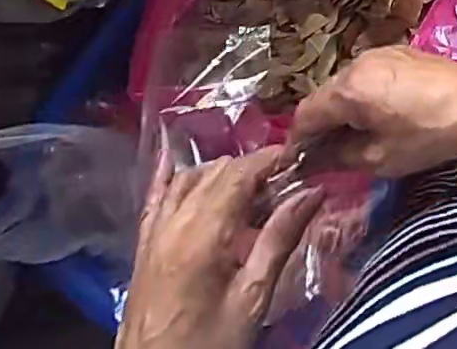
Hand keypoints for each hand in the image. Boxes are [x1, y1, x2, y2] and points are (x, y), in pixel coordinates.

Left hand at [119, 145, 324, 348]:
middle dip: (252, 167)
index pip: (240, 173)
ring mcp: (154, 233)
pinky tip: (173, 155)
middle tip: (284, 180)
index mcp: (202, 234)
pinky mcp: (143, 248)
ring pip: (190, 178)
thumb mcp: (252, 301)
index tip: (299, 158)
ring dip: (221, 170)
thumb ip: (279, 240)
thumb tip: (313, 191)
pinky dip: (167, 175)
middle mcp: (174, 222)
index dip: (270, 158)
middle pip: (217, 171)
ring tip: (252, 182)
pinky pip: (154, 198)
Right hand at [288, 47, 456, 177]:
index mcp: (349, 86)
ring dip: (342, 111)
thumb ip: (340, 156)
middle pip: (325, 96)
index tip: (293, 168)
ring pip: (346, 85)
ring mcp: (381, 53)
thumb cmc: (431, 134)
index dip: (295, 143)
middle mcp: (358, 61)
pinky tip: (377, 118)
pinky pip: (368, 76)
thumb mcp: (383, 157)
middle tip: (322, 160)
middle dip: (319, 127)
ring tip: (351, 141)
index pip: (305, 114)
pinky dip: (363, 98)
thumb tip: (312, 161)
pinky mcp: (401, 53)